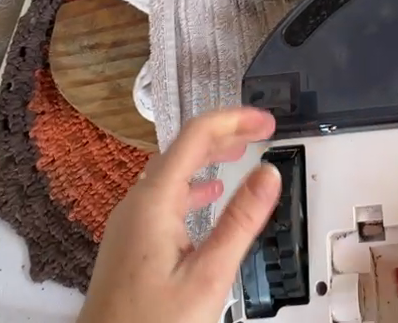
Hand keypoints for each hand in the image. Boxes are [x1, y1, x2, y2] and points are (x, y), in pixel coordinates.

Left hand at [78, 107, 280, 322]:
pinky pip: (164, 194)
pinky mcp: (129, 241)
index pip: (197, 135)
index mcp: (154, 200)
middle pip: (184, 147)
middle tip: (262, 132)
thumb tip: (268, 173)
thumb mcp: (207, 276)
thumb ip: (240, 221)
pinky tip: (210, 194)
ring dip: (209, 155)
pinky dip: (193, 183)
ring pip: (173, 169)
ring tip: (241, 153)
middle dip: (225, 133)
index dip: (235, 120)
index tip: (267, 123)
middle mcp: (137, 202)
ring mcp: (130, 221)